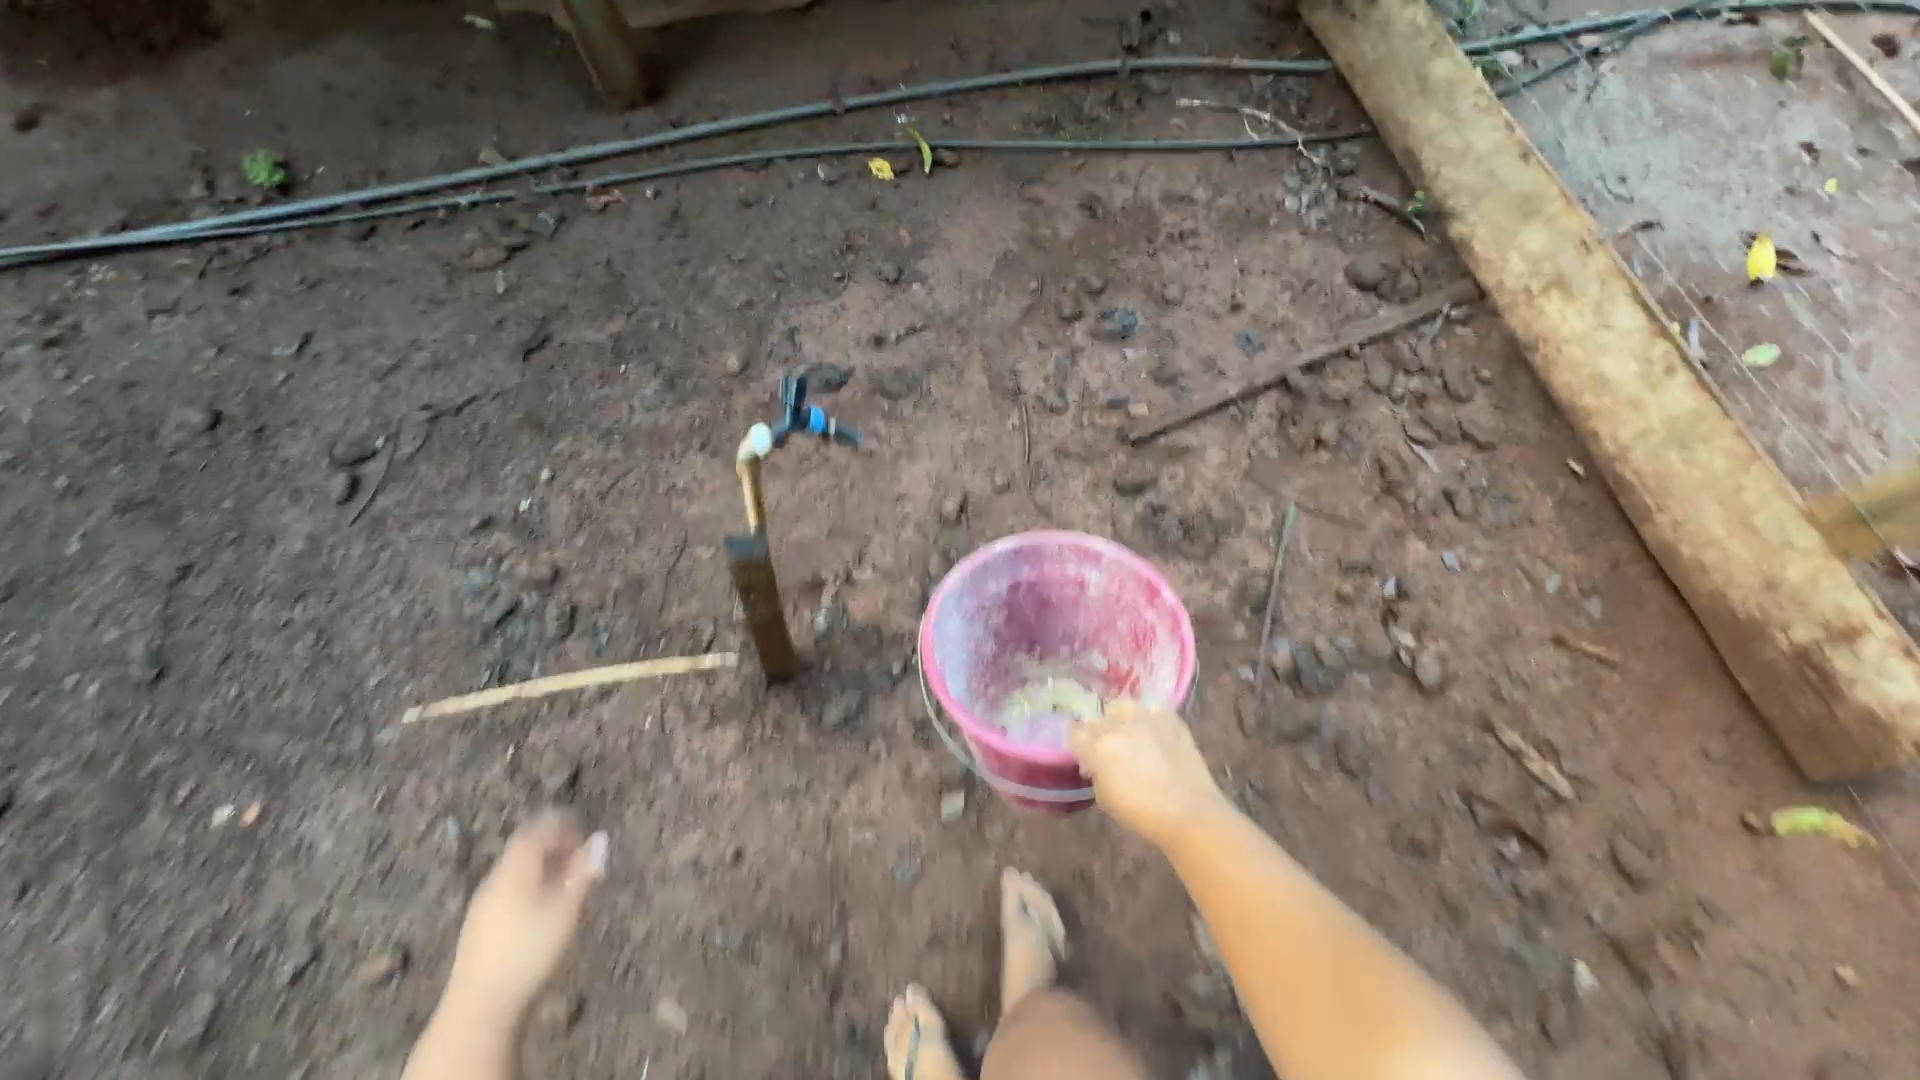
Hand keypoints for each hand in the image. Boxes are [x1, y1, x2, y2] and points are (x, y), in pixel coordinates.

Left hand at [441, 811, 606, 1024]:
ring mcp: (483, 910)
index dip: (560, 827)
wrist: (480, 1007)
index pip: (534, 832)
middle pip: (526, 855)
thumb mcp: (566, 910)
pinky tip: (549, 923)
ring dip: (549, 879)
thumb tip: (600, 839)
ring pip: (520, 879)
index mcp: (513, 872)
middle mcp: (494, 884)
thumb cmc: (530, 952)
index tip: (585, 838)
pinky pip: (511, 899)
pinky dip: (535, 898)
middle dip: (559, 857)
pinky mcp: (480, 933)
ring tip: (574, 901)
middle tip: (586, 872)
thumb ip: (584, 872)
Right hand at [1070, 700, 1228, 848]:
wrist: (1190, 813)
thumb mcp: (1106, 800)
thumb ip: (1097, 775)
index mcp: (1099, 748)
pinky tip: (1156, 732)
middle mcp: (1120, 727)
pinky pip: (1155, 711)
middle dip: (1099, 734)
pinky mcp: (1173, 722)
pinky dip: (1152, 719)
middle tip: (1108, 751)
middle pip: (1099, 720)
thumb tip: (1097, 765)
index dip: (1078, 742)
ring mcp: (1148, 720)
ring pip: (1124, 706)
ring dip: (1122, 717)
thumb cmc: (1142, 814)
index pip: (1076, 732)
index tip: (1084, 753)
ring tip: (1129, 732)